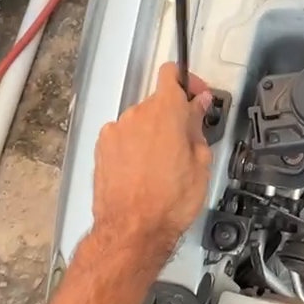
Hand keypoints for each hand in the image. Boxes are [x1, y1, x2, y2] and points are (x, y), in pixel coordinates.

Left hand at [92, 63, 214, 254]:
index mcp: (166, 112)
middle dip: (174, 116)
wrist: (133, 229)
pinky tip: (147, 171)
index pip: (171, 74)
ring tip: (166, 164)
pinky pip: (125, 138)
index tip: (196, 95)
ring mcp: (116, 132)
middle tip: (188, 139)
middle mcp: (137, 115)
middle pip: (158, 102)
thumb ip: (197, 126)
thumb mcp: (201, 161)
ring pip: (141, 121)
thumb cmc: (167, 202)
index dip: (187, 81)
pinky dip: (136, 147)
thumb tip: (197, 108)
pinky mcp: (103, 149)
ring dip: (154, 133)